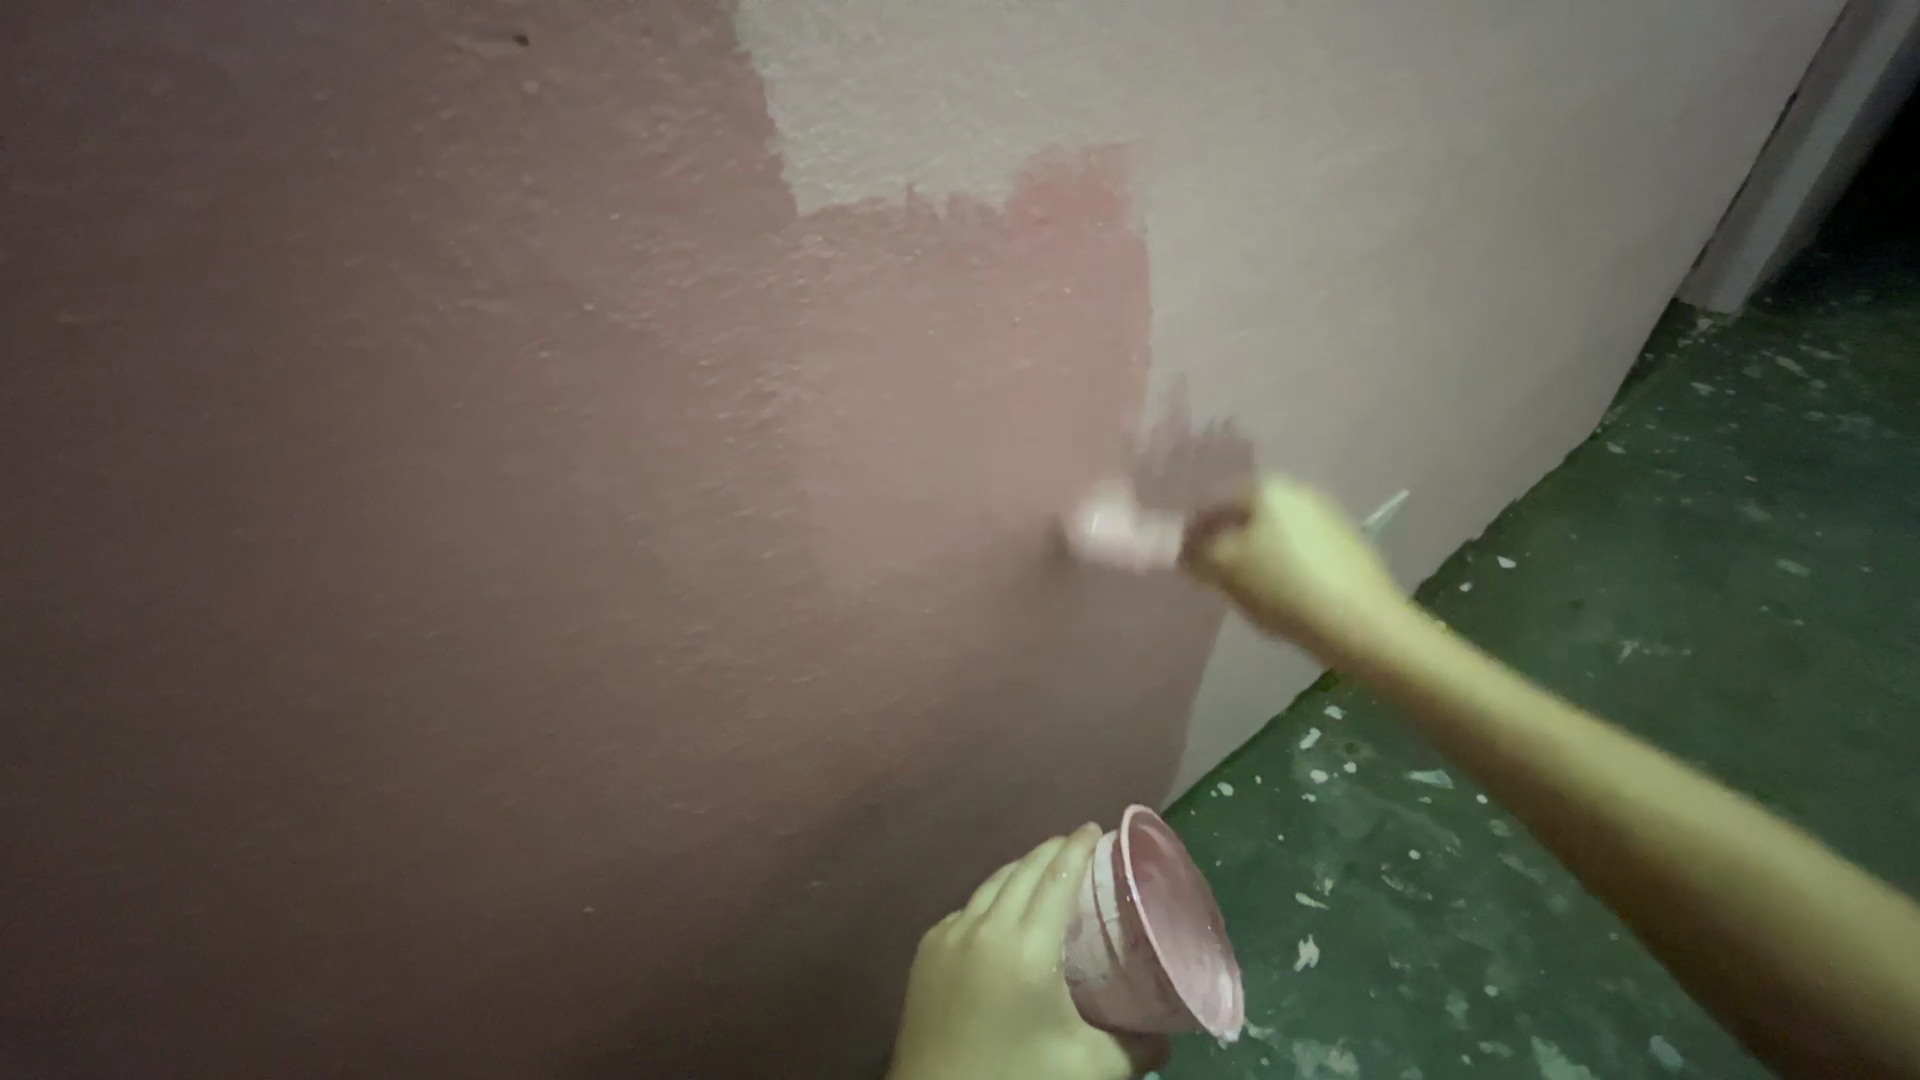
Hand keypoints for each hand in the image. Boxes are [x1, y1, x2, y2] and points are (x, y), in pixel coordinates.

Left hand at [886, 826, 1168, 1079]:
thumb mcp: (1089, 1069)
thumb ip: (1136, 1046)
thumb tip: (1168, 1033)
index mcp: (1026, 947)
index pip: (1057, 877)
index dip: (1077, 848)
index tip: (1094, 829)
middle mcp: (984, 927)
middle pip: (1023, 871)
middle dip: (1051, 851)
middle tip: (1076, 845)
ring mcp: (948, 935)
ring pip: (990, 884)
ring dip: (1020, 869)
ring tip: (1043, 868)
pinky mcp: (926, 950)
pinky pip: (966, 909)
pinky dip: (991, 898)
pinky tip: (1001, 910)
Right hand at [1182, 474, 1411, 660]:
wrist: (1362, 624)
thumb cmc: (1283, 588)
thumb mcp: (1224, 568)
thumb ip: (1196, 553)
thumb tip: (1186, 550)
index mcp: (1267, 488)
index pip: (1212, 500)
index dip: (1190, 530)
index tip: (1181, 559)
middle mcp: (1298, 491)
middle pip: (1244, 515)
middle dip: (1222, 540)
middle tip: (1208, 573)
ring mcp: (1327, 517)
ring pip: (1271, 533)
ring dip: (1250, 554)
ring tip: (1241, 588)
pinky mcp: (1346, 546)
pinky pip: (1297, 550)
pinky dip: (1279, 566)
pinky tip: (1278, 595)